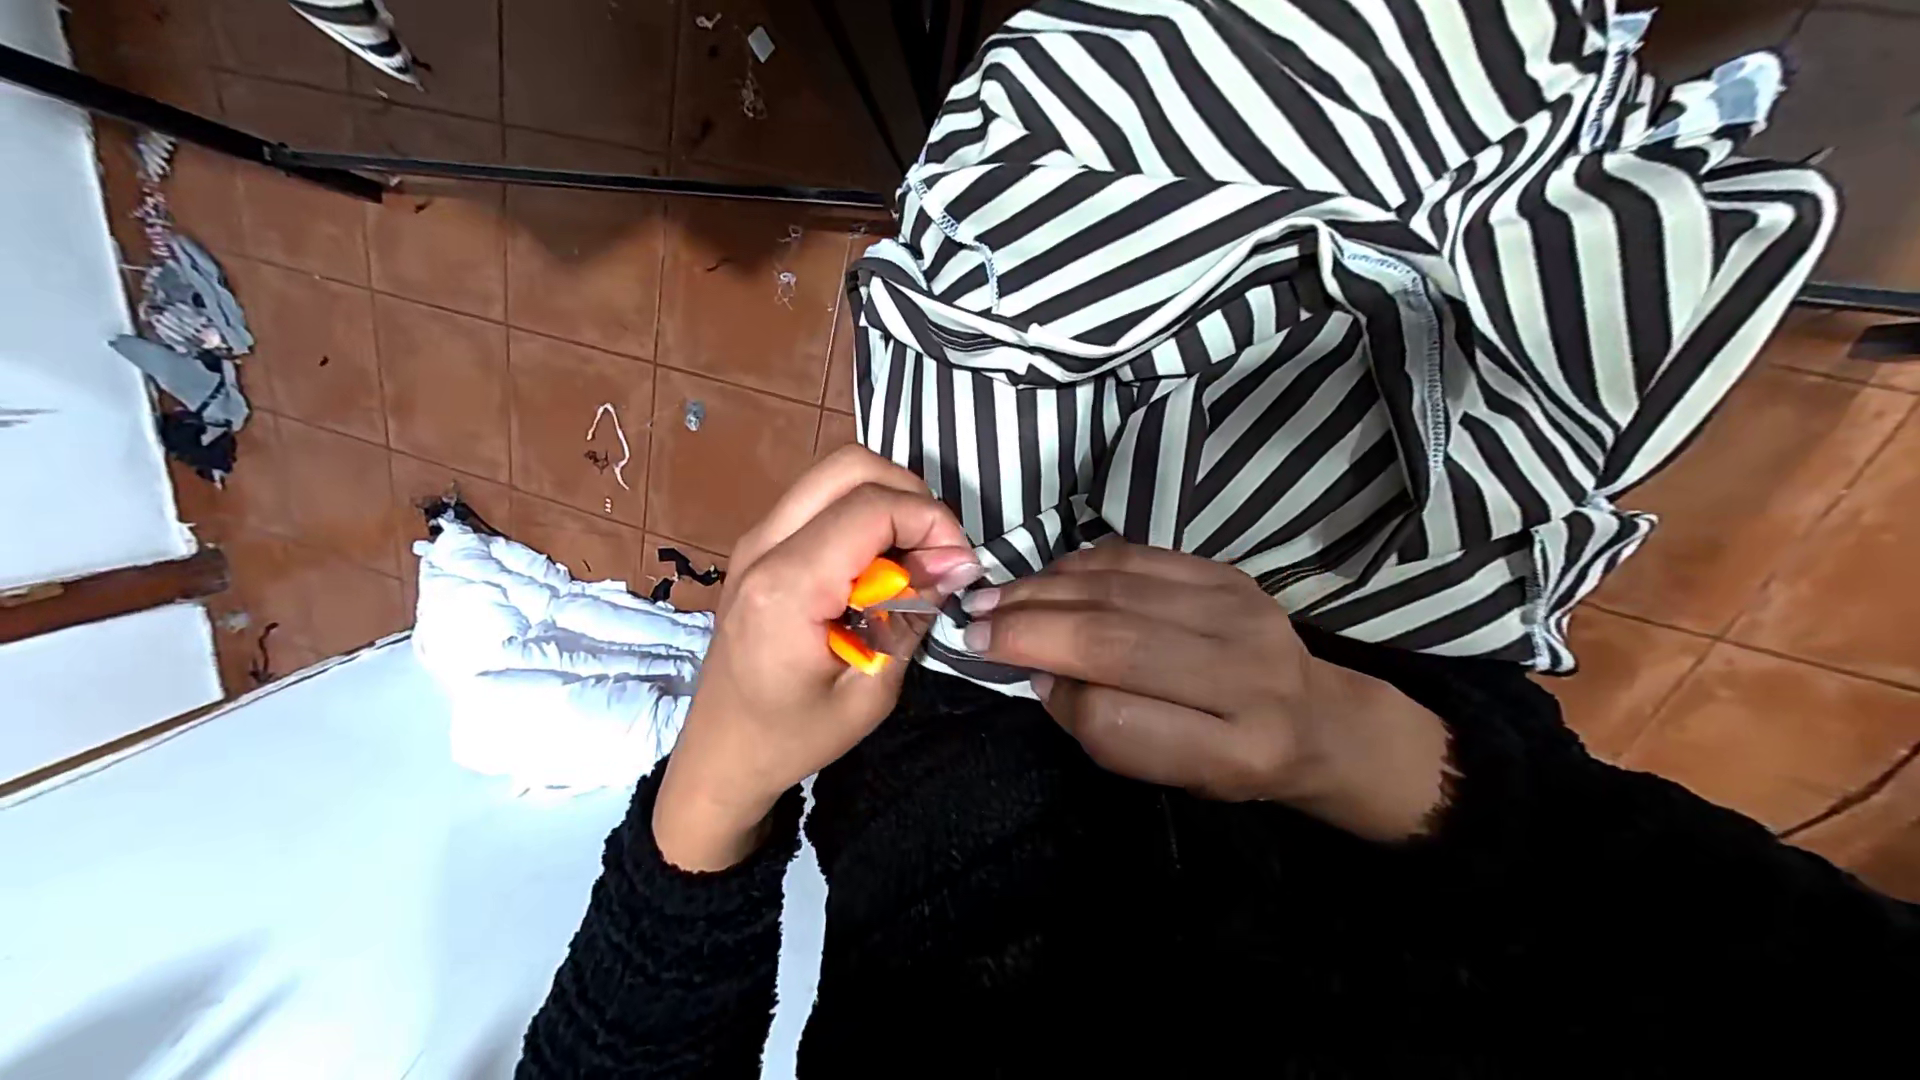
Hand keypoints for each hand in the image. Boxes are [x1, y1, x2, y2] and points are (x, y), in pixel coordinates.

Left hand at [653, 446, 980, 869]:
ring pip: (834, 474)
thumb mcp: (869, 691)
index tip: (960, 563)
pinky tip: (879, 561)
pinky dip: (863, 511)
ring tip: (914, 554)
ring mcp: (755, 538)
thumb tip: (955, 562)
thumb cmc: (792, 736)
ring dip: (887, 499)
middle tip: (937, 549)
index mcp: (786, 586)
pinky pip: (820, 498)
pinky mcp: (760, 544)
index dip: (931, 521)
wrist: (720, 753)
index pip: (872, 507)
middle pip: (850, 466)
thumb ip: (911, 614)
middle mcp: (763, 545)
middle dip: (910, 494)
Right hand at [962, 542, 1451, 841]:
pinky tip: (1046, 577)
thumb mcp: (1176, 773)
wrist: (1317, 713)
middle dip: (1030, 629)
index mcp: (1234, 749)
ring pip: (1116, 589)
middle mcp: (1242, 674)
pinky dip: (1078, 565)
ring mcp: (1237, 611)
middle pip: (1114, 641)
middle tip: (973, 624)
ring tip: (995, 597)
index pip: (1120, 721)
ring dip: (1042, 590)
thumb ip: (1108, 729)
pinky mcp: (1225, 572)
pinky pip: (1134, 558)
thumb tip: (1040, 672)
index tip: (1021, 680)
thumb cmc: (1235, 756)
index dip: (1059, 698)